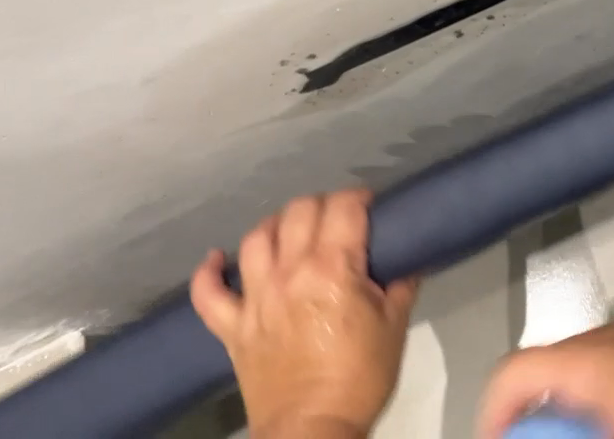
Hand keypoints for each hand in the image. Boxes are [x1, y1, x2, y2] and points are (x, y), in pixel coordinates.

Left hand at [190, 189, 418, 438]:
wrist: (314, 433)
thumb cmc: (361, 377)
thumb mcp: (395, 324)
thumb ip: (402, 281)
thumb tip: (405, 257)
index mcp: (332, 268)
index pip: (343, 208)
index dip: (359, 198)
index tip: (370, 207)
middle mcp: (289, 273)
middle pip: (299, 212)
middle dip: (323, 205)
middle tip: (339, 220)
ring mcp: (255, 299)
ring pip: (256, 239)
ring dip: (277, 225)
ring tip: (293, 231)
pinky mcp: (232, 328)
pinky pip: (208, 294)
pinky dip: (208, 273)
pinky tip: (217, 259)